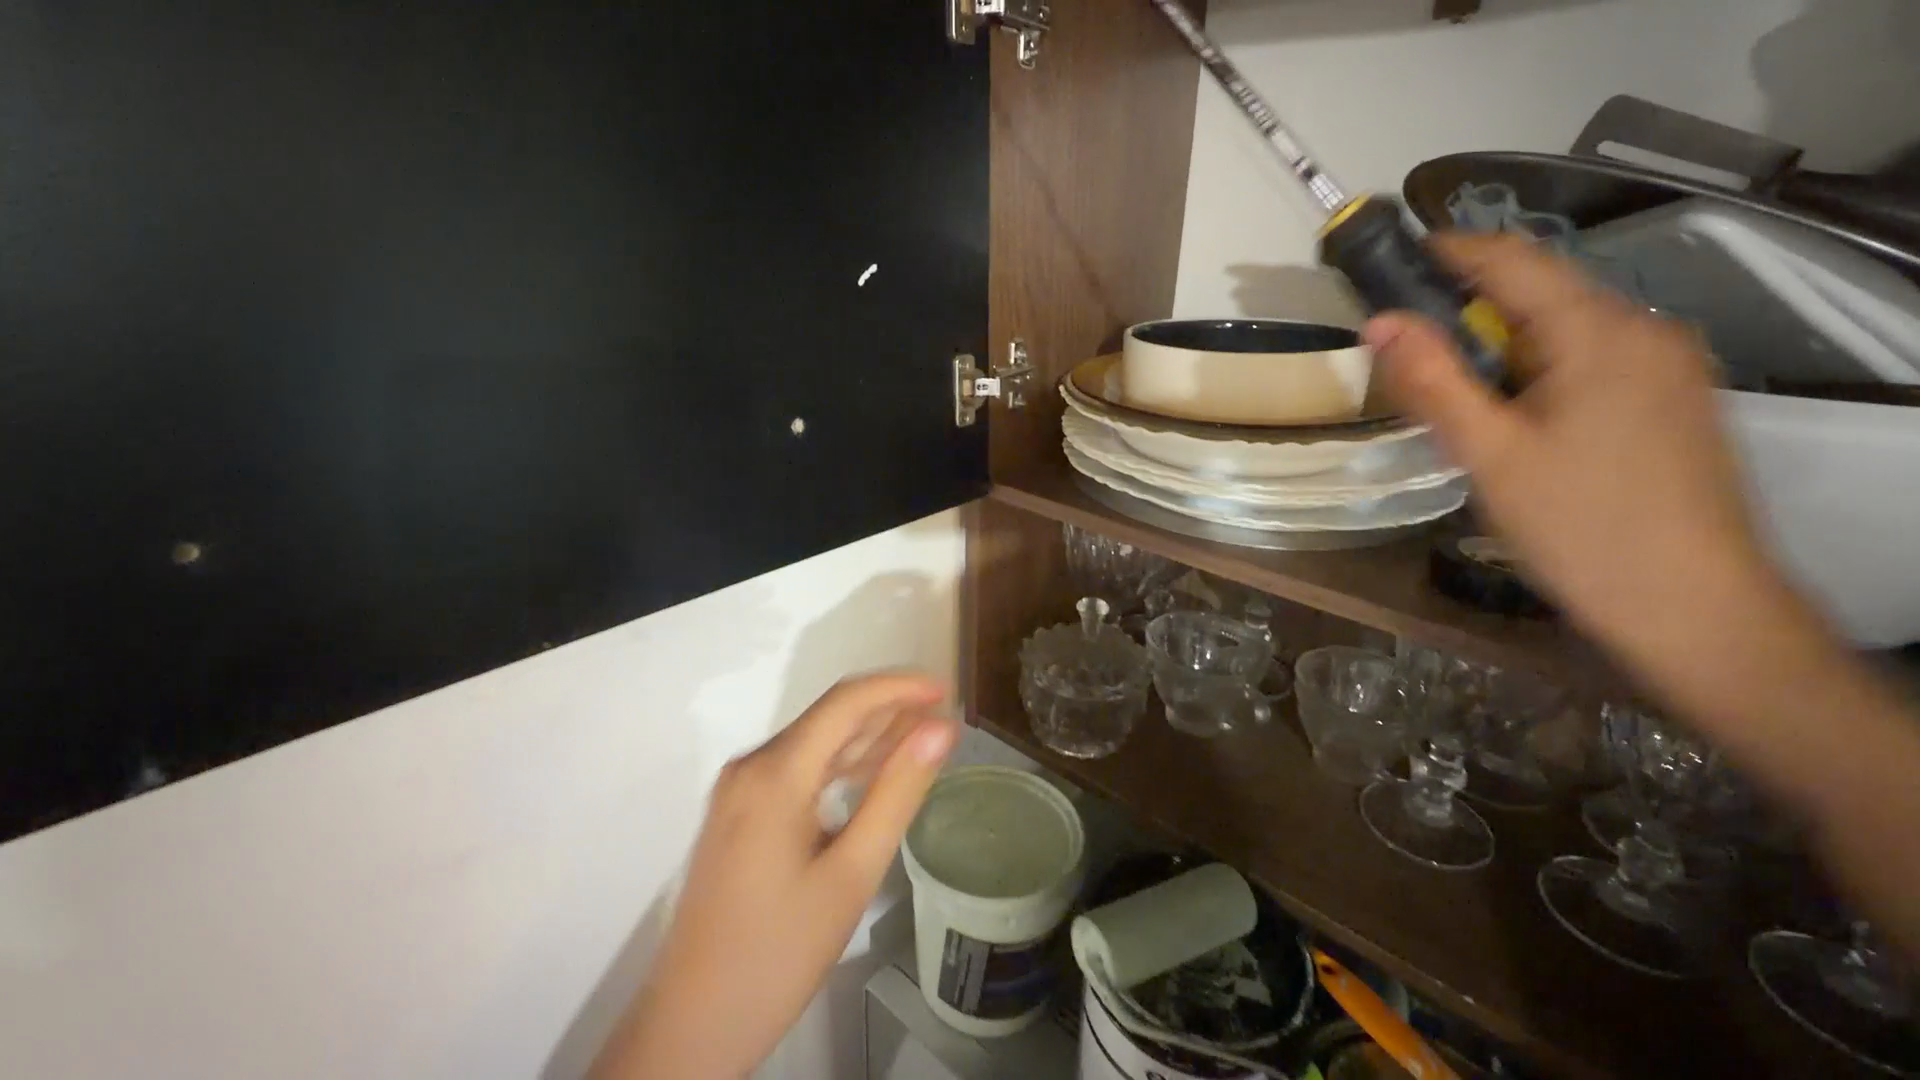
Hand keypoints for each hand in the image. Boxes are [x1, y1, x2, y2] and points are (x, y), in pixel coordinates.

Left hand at [592, 675, 956, 1079]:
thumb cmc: (780, 952)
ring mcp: (739, 791)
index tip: (948, 690)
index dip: (899, 688)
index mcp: (775, 773)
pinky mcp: (738, 815)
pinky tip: (875, 775)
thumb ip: (897, 793)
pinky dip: (839, 768)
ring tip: (925, 741)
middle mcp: (750, 767)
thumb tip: (940, 729)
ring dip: (867, 739)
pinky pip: (796, 772)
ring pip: (813, 745)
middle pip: (828, 719)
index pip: (846, 702)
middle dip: (889, 712)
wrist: (695, 1021)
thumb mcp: (852, 873)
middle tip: (947, 721)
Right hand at [1365, 234, 1810, 697]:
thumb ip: (1432, 381)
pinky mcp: (1675, 402)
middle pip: (1542, 293)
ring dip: (1502, 345)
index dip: (1449, 251)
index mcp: (1600, 332)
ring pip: (1566, 331)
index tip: (1391, 260)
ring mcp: (1669, 366)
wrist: (1695, 608)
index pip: (1514, 259)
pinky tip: (1510, 417)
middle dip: (1470, 307)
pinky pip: (1593, 361)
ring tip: (1449, 389)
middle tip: (1406, 346)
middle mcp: (1645, 331)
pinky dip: (1539, 371)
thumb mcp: (1489, 455)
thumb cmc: (1581, 528)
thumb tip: (1379, 320)